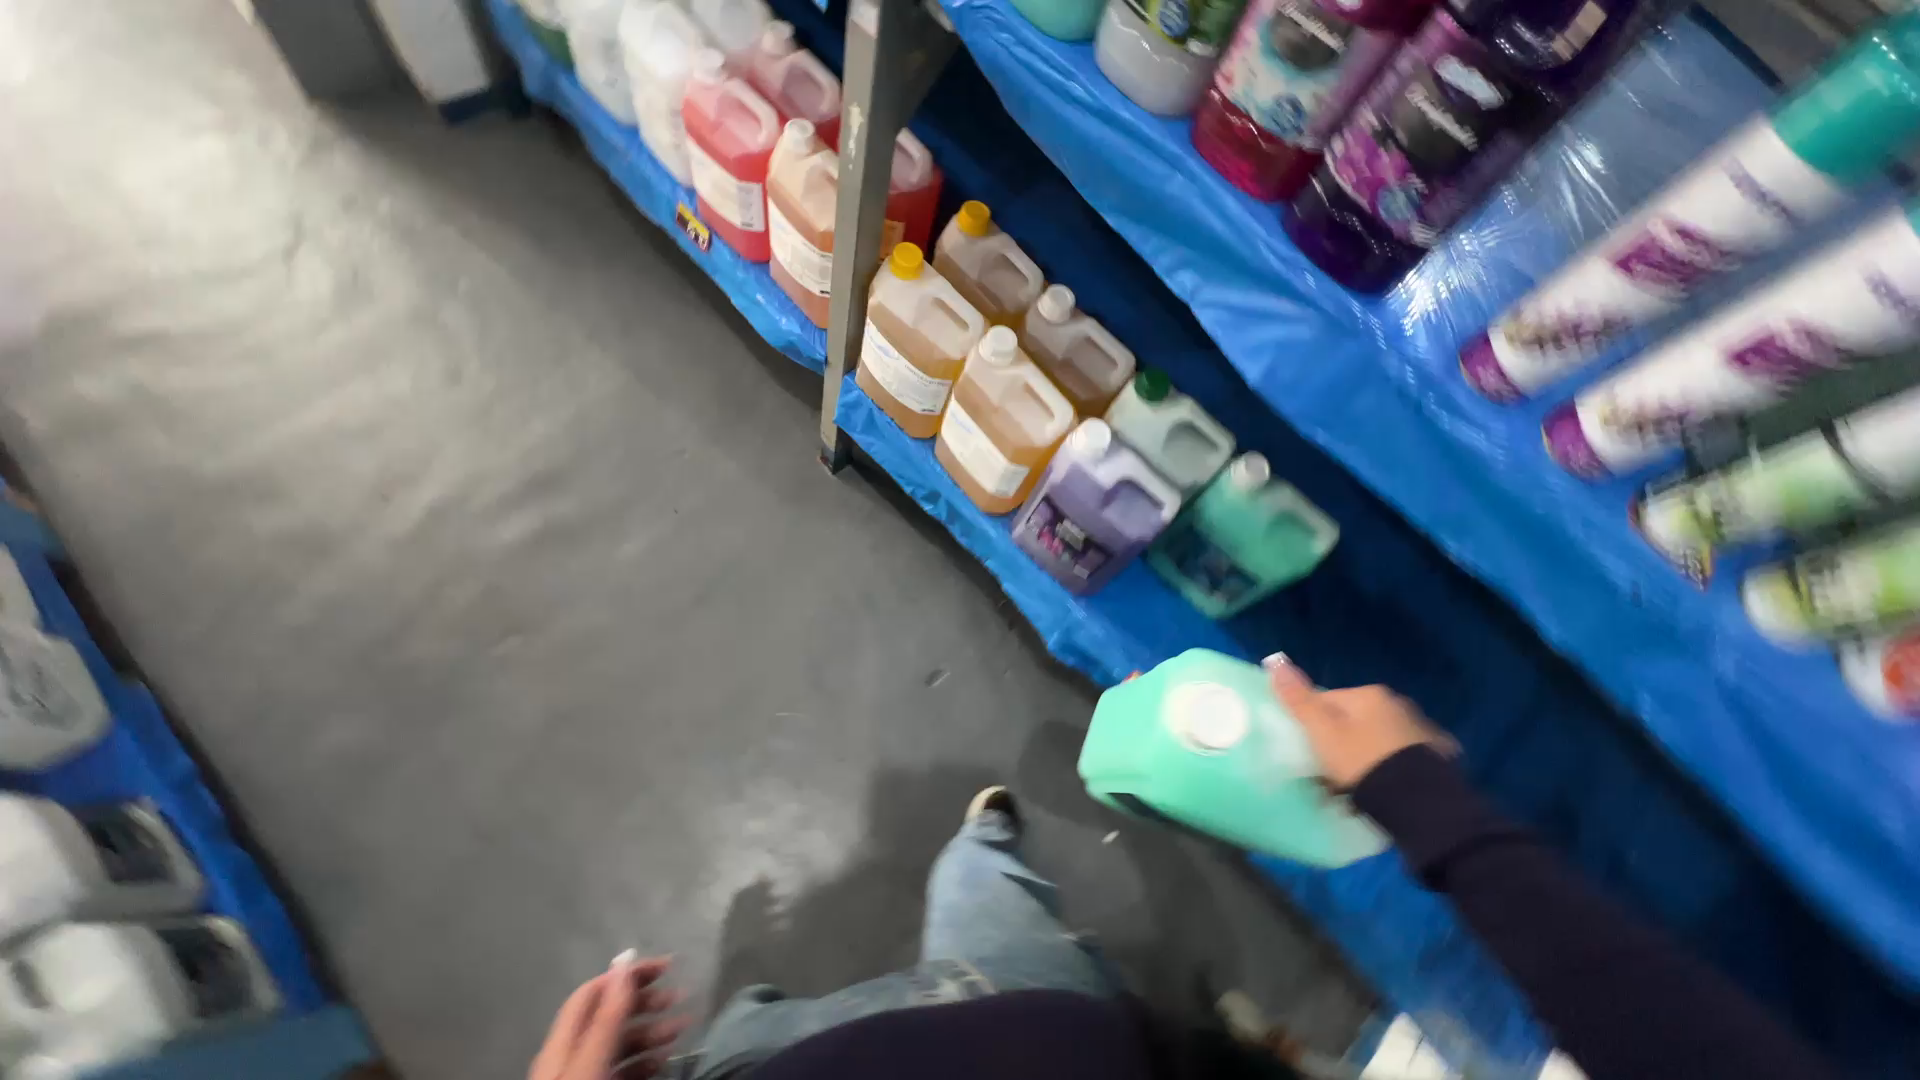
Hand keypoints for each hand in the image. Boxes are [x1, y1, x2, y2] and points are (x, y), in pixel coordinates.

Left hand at [530, 952, 691, 1079]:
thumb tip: (623, 962)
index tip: (668, 967)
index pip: (593, 993)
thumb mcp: (591, 1065)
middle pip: (608, 1016)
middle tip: (680, 997)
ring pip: (619, 1045)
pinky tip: (663, 1064)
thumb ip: (607, 1017)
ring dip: (652, 1031)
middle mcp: (570, 1059)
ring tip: (681, 1031)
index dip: (627, 975)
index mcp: (562, 1045)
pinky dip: (645, 1063)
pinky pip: (622, 1073)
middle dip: (645, 1001)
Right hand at [1264, 654, 1456, 789]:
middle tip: (1330, 772)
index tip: (1308, 752)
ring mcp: (1419, 729)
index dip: (1312, 726)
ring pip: (1377, 738)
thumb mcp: (1322, 732)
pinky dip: (1389, 766)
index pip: (1326, 701)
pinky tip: (1383, 786)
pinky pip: (1399, 756)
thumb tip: (1273, 660)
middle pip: (1353, 719)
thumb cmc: (1361, 761)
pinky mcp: (1436, 755)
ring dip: (1366, 754)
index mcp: (1369, 694)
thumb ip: (1298, 699)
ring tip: (1356, 785)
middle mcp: (1397, 703)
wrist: (1418, 801)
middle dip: (1340, 741)